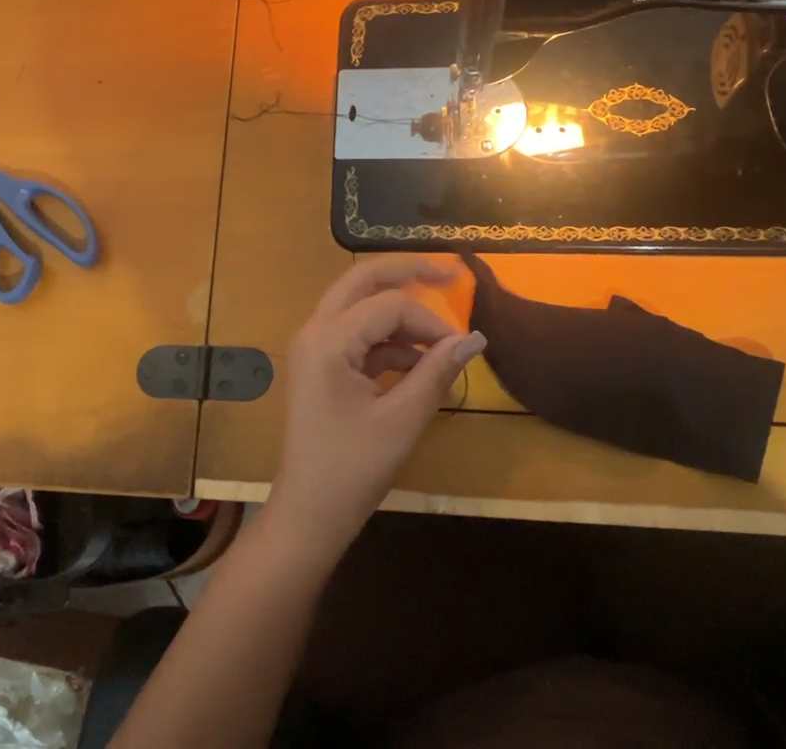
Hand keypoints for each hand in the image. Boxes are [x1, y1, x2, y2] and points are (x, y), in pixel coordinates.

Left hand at [266, 255, 485, 553]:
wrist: (310, 512)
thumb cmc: (353, 468)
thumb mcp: (403, 419)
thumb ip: (437, 371)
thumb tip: (475, 338)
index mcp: (328, 340)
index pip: (390, 306)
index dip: (431, 321)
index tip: (461, 348)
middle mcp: (314, 332)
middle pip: (363, 281)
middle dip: (408, 274)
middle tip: (450, 273)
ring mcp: (313, 347)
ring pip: (359, 306)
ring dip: (400, 316)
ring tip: (439, 343)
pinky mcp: (320, 365)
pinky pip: (357, 335)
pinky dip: (388, 342)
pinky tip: (417, 365)